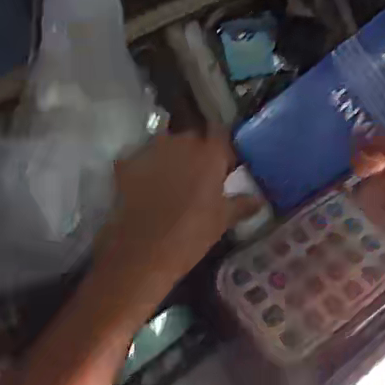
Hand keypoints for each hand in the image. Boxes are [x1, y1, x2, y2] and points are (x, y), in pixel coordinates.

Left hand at [95, 131, 251, 296]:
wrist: (142, 253)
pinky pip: (140, 159)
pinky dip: (146, 168)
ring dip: (171, 156)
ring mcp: (150, 150)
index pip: (221, 132)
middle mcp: (180, 142)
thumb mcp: (223, 220)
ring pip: (165, 144)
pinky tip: (147, 187)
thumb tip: (259, 199)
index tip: (226, 163)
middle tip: (201, 174)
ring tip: (174, 179)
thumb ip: (242, 204)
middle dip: (197, 150)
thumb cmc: (192, 233)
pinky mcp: (125, 164)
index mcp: (209, 152)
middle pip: (192, 136)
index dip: (223, 146)